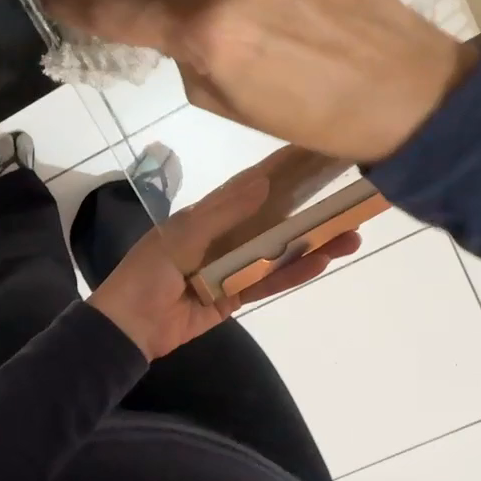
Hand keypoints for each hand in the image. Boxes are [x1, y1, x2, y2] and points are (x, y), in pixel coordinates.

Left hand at [88, 173, 359, 360]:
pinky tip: (321, 262)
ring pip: (275, 253)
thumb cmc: (147, 274)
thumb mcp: (180, 238)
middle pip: (269, 221)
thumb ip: (222, 213)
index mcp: (201, 218)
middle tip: (349, 200)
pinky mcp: (232, 297)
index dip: (278, 172)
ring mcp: (227, 269)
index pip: (246, 189)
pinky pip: (266, 282)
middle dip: (307, 211)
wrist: (128, 326)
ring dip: (310, 244)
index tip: (314, 154)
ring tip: (351, 235)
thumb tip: (263, 182)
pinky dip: (292, 273)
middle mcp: (218, 239)